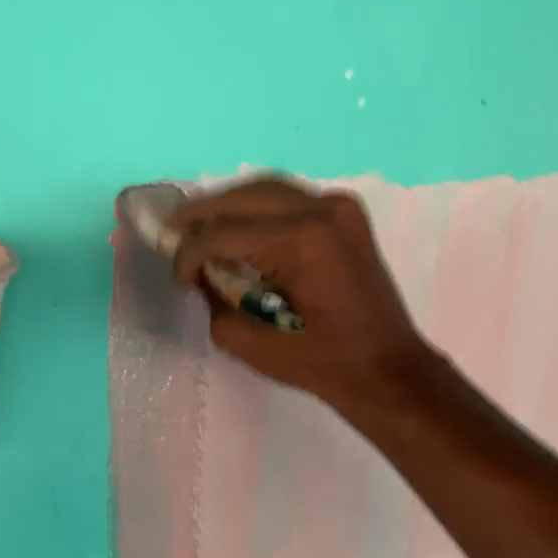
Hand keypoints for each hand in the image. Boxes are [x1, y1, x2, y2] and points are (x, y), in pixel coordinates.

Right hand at [166, 177, 440, 410]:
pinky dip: (256, 210)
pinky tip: (236, 228)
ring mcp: (338, 207)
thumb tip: (202, 280)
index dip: (190, 254)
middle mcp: (321, 210)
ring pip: (264, 189)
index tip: (179, 280)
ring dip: (227, 207)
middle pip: (242, 198)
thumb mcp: (254, 346)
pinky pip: (287, 199)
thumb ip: (217, 306)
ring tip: (196, 228)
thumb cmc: (323, 365)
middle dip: (200, 216)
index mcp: (301, 242)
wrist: (387, 368)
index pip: (223, 233)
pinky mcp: (346, 215)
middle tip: (170, 233)